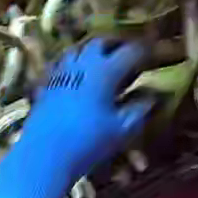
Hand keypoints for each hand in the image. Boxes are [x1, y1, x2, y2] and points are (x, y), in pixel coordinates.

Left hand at [0, 40, 151, 197]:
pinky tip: (76, 77)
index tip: (153, 52)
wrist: (44, 154)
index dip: (144, 51)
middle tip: (126, 52)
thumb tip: (152, 96)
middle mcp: (82, 64)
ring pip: (77, 50)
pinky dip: (72, 65)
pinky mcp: (45, 85)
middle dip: (115, 44)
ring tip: (102, 61)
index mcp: (105, 71)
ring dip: (91, 51)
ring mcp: (60, 72)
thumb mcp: (122, 129)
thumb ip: (139, 109)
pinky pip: (60, 65)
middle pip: (100, 43)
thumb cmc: (89, 141)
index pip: (129, 52)